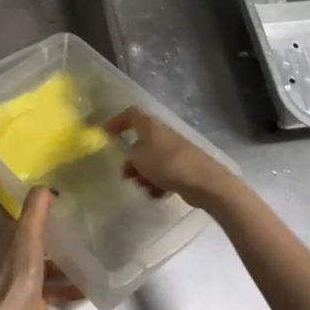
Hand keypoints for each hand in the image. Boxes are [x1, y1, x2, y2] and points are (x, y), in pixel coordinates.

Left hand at [0, 187, 83, 309]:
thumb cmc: (23, 266)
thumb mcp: (29, 228)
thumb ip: (37, 205)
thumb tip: (50, 189)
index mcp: (12, 236)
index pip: (26, 217)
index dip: (41, 208)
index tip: (63, 202)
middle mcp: (16, 254)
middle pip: (39, 240)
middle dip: (57, 235)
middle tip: (82, 227)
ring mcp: (26, 276)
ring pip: (49, 264)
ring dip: (67, 262)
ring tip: (90, 255)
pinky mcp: (37, 296)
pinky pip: (57, 287)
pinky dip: (71, 286)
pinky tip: (89, 285)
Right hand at [104, 107, 235, 206]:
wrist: (204, 182)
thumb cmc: (167, 164)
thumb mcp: (139, 158)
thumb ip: (130, 155)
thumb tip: (133, 156)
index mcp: (151, 127)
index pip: (132, 114)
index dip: (117, 121)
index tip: (105, 134)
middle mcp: (163, 136)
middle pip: (141, 144)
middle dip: (132, 161)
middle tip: (126, 176)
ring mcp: (175, 152)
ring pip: (151, 162)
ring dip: (144, 176)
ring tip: (145, 189)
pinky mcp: (183, 169)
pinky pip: (164, 175)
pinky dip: (158, 184)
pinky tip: (158, 195)